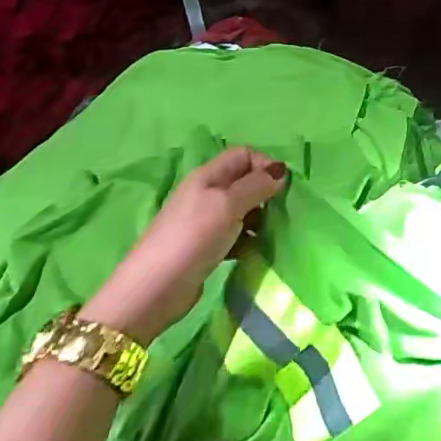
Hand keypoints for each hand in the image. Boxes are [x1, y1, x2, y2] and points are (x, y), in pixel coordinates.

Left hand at [79, 147, 288, 343]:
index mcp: (208, 175)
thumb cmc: (194, 236)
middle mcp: (206, 192)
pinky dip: (247, 240)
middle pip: (243, 181)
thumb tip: (281, 170)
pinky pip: (234, 234)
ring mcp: (205, 220)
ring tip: (271, 235)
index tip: (283, 188)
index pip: (243, 154)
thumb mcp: (227, 205)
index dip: (264, 164)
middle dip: (264, 193)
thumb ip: (255, 186)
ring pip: (241, 209)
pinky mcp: (206, 246)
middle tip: (280, 214)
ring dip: (258, 219)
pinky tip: (256, 253)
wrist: (157, 286)